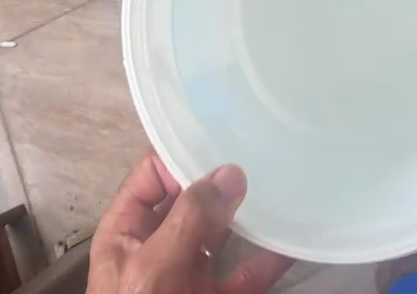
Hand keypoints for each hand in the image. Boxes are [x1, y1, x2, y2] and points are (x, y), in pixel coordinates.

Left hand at [87, 150, 293, 293]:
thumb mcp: (153, 269)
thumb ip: (190, 219)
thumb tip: (230, 171)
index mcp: (127, 232)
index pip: (152, 175)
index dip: (182, 155)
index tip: (223, 137)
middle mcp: (157, 248)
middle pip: (191, 201)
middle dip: (223, 182)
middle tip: (261, 156)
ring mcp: (186, 280)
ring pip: (221, 237)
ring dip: (249, 218)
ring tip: (279, 191)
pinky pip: (243, 277)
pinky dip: (266, 262)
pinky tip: (289, 244)